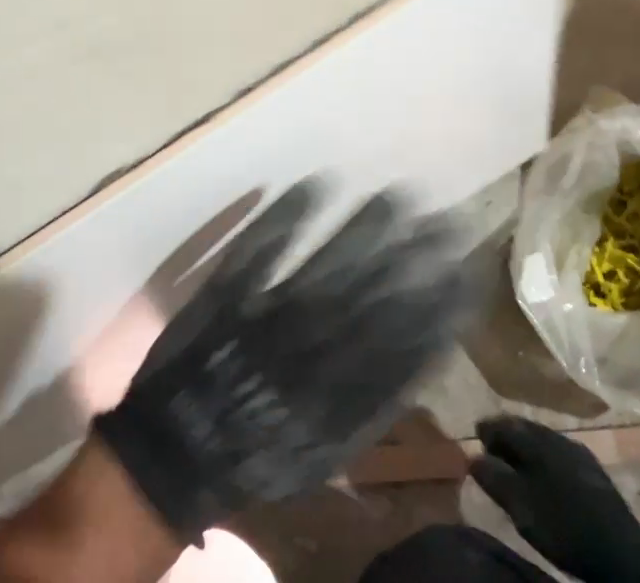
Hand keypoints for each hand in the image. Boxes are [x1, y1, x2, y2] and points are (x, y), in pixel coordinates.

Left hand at [93, 179, 479, 544]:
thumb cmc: (258, 454)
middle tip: (436, 214)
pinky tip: (313, 186)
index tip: (461, 265)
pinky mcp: (226, 295)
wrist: (177, 453)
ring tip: (391, 195)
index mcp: (341, 387)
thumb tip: (422, 352)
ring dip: (360, 227)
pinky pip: (260, 250)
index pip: (402, 333)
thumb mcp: (329, 449)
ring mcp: (267, 315)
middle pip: (369, 288)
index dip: (435, 297)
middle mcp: (311, 346)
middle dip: (408, 251)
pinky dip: (286, 218)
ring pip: (324, 263)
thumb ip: (376, 404)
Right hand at [470, 416, 639, 582]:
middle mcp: (561, 439)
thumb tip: (472, 456)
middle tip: (490, 449)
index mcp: (540, 443)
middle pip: (525, 428)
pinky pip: (559, 453)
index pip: (505, 423)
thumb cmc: (564, 528)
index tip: (475, 437)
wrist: (623, 558)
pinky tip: (542, 475)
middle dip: (506, 435)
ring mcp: (582, 454)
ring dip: (525, 447)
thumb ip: (493, 478)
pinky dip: (542, 457)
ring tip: (513, 463)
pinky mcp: (594, 472)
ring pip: (543, 440)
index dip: (487, 429)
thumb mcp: (520, 507)